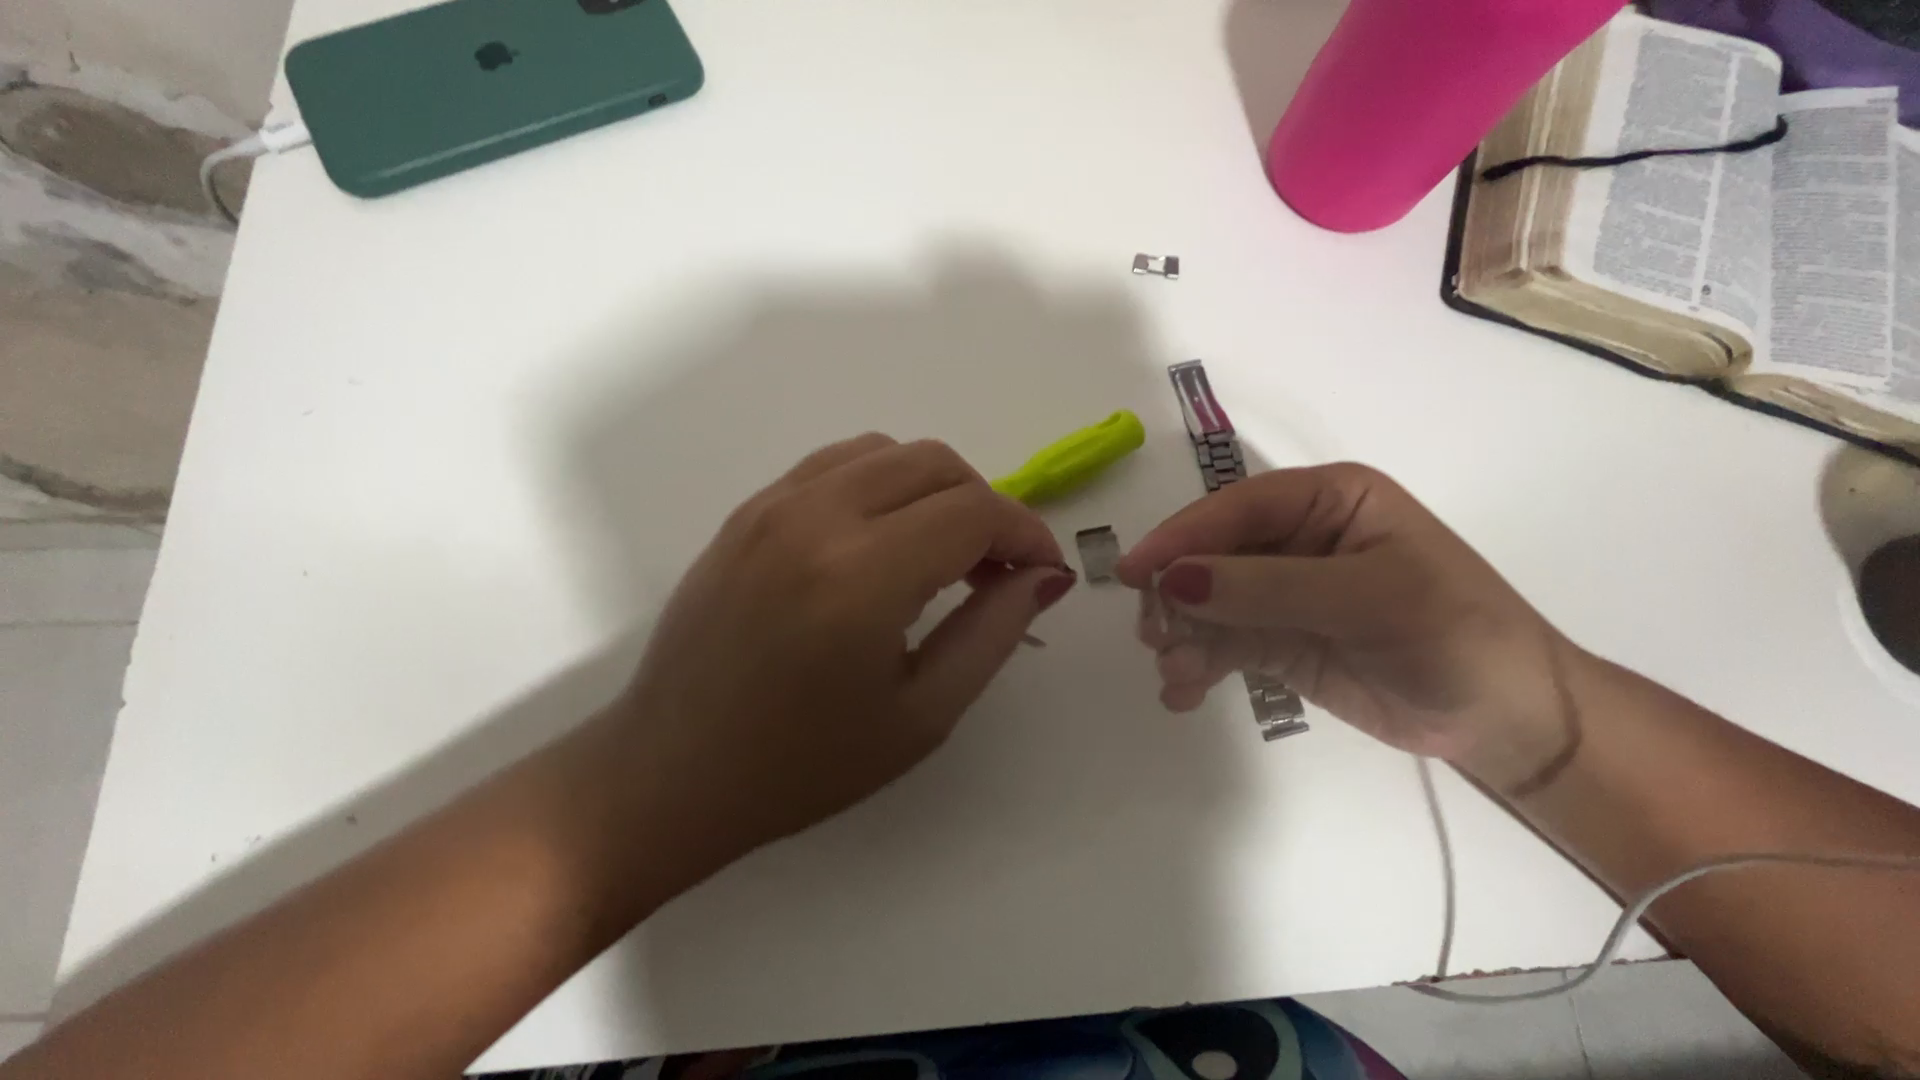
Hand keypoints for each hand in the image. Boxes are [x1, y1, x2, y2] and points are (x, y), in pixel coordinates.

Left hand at [600, 434, 1076, 854]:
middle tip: (997, 571)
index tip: (1044, 573)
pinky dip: (880, 484)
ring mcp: (771, 505)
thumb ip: (992, 632)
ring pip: (885, 451)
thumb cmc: (802, 765)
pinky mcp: (746, 512)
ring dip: (934, 488)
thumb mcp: (920, 716)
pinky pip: (833, 465)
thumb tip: (1043, 576)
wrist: (670, 771)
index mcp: (861, 576)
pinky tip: (881, 541)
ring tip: (941, 553)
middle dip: (986, 506)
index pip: (975, 511)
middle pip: (936, 463)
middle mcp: (814, 518)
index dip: (1027, 534)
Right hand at [1117, 464, 1578, 788]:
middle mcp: (1298, 538)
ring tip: (1177, 676)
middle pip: (1210, 554)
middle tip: (1155, 636)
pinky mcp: (1277, 640)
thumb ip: (1269, 589)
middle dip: (1177, 593)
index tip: (1135, 573)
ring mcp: (1283, 593)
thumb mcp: (1368, 600)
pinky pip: (1219, 643)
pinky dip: (1195, 665)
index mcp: (1328, 500)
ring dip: (1182, 635)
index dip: (1183, 536)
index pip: (1237, 508)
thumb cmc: (1455, 634)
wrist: (1505, 720)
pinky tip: (1183, 694)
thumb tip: (1176, 581)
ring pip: (1206, 602)